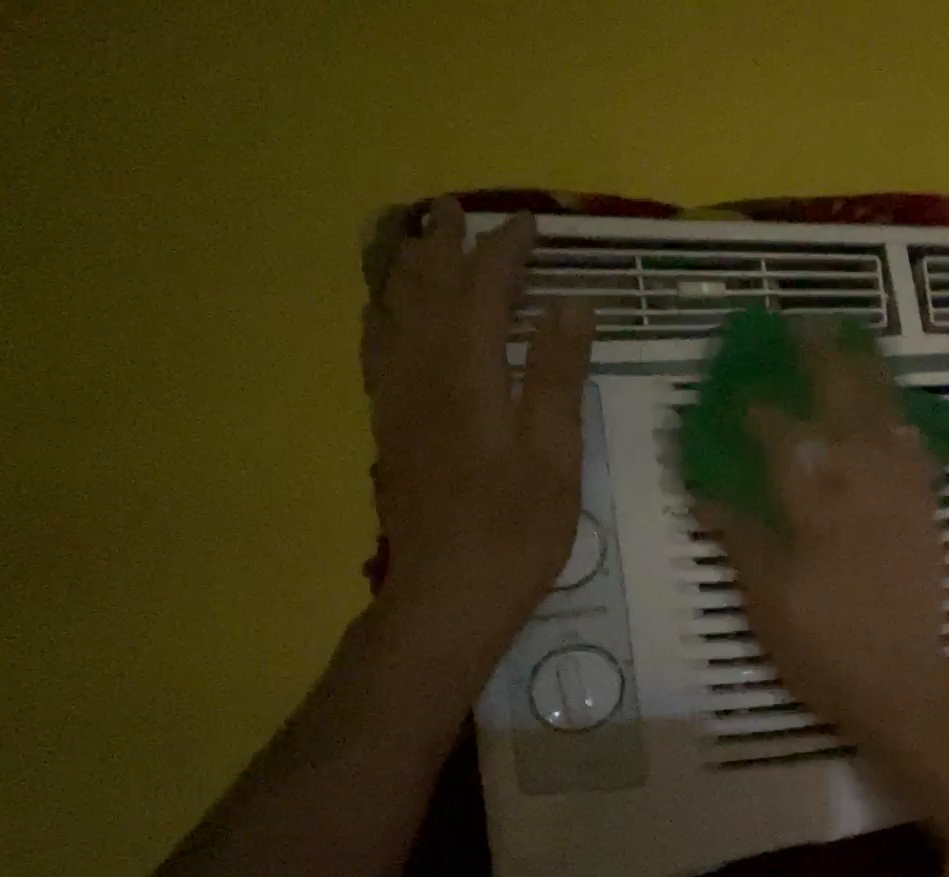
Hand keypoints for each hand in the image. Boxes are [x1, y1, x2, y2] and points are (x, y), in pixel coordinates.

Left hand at [364, 197, 591, 649]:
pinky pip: (379, 349)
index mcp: (468, 376)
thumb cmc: (517, 529)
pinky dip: (386, 314)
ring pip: (393, 316)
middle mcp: (421, 375)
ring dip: (407, 271)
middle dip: (443, 246)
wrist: (447, 596)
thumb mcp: (554, 453)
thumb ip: (556, 374)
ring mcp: (398, 402)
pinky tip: (391, 315)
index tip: (532, 223)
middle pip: (425, 292)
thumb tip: (569, 304)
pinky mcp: (391, 428)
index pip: (484, 292)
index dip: (506, 252)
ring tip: (418, 239)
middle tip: (457, 209)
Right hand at [697, 325, 948, 730]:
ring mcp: (903, 500)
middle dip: (826, 364)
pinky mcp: (929, 517)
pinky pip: (920, 458)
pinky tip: (900, 412)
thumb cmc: (823, 649)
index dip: (759, 409)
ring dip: (873, 379)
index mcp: (815, 510)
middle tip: (810, 328)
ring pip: (890, 423)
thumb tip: (706, 495)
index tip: (741, 387)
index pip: (782, 441)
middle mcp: (862, 490)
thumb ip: (740, 541)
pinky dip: (908, 427)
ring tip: (860, 345)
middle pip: (845, 411)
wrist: (901, 681)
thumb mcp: (765, 601)